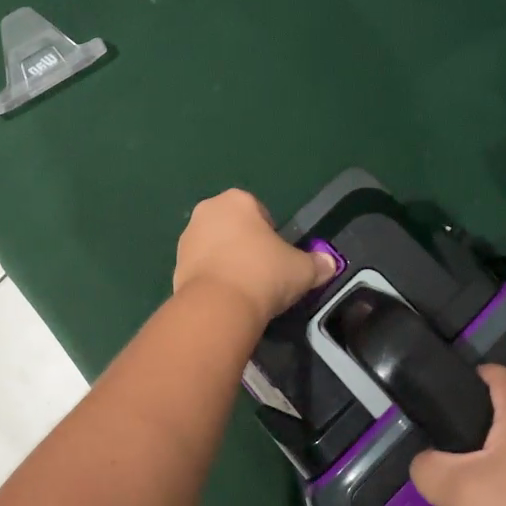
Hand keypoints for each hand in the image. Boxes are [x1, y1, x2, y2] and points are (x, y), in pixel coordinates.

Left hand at [172, 189, 337, 322]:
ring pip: (214, 246)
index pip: (259, 211)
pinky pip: (201, 268)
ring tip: (244, 289)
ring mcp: (188, 236)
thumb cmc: (263, 273)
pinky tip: (226, 298)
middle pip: (233, 226)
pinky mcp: (176, 263)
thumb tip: (329, 264)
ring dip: (227, 261)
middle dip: (246, 245)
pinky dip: (212, 279)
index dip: (271, 235)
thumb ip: (317, 263)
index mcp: (237, 200)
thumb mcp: (302, 269)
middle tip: (263, 273)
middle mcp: (207, 210)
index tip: (278, 258)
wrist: (219, 305)